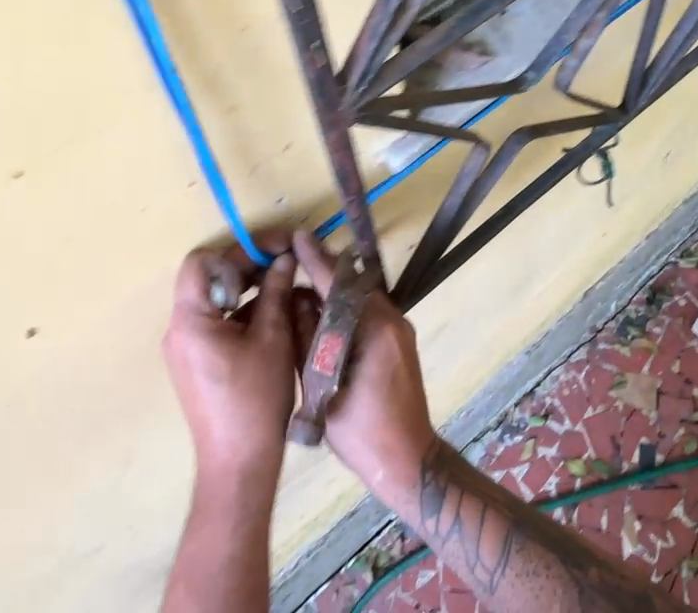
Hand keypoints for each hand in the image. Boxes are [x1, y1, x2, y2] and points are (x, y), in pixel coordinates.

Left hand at [163, 244, 299, 489]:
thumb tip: (284, 260)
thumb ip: (275, 293)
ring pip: (214, 301)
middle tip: (285, 264)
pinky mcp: (196, 364)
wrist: (239, 463)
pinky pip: (216, 323)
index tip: (276, 250)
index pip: (202, 263)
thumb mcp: (272, 339)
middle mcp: (179, 330)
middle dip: (247, 267)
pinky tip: (274, 316)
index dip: (239, 250)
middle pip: (208, 280)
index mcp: (190, 320)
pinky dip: (242, 313)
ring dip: (248, 289)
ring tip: (286, 287)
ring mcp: (185, 348)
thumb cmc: (256, 399)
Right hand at [291, 232, 437, 496]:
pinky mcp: (397, 343)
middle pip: (352, 285)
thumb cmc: (363, 431)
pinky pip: (367, 314)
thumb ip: (307, 341)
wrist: (407, 461)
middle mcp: (392, 320)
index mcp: (375, 328)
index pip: (339, 284)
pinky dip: (343, 309)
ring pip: (360, 299)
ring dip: (332, 291)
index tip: (297, 237)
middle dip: (322, 271)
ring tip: (299, 285)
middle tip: (290, 259)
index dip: (316, 259)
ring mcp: (399, 331)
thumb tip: (293, 301)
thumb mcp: (324, 388)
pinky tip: (320, 315)